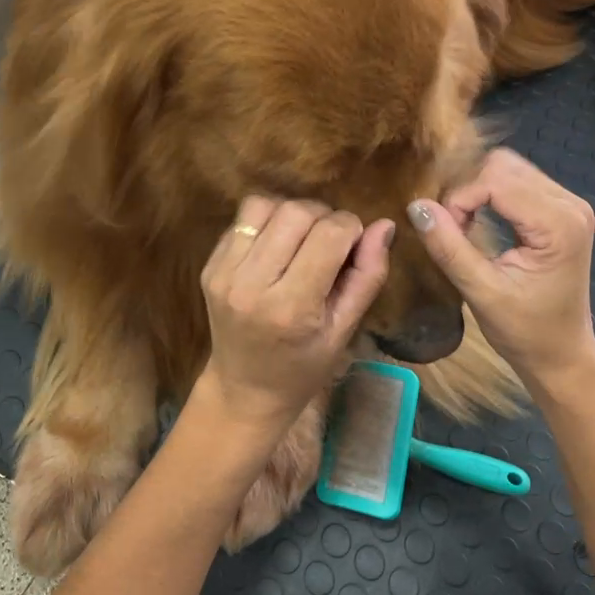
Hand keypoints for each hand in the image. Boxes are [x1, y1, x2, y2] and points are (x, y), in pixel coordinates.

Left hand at [198, 198, 393, 432]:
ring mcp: (224, 272)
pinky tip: (276, 246)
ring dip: (291, 213)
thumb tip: (384, 225)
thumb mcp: (345, 330)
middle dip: (323, 216)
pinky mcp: (209, 264)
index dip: (351, 228)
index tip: (353, 245)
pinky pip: (242, 218)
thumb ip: (368, 276)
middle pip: (296, 212)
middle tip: (330, 241)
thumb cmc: (304, 366)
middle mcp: (252, 284)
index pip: (330, 234)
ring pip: (264, 205)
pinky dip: (266, 221)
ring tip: (301, 238)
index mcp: (292, 307)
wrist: (244, 389)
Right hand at [407, 149, 594, 386]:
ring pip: (507, 167)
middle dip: (467, 191)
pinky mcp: (560, 207)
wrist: (561, 355)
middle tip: (454, 229)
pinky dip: (489, 193)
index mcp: (559, 223)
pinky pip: (516, 180)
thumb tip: (416, 206)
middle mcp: (570, 203)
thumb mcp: (481, 292)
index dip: (459, 200)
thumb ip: (449, 247)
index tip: (446, 235)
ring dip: (476, 190)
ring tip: (464, 226)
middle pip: (502, 166)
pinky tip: (479, 221)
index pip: (495, 181)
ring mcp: (568, 203)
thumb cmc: (525, 331)